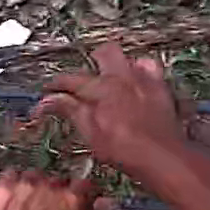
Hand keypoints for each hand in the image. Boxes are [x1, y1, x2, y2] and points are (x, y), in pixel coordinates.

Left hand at [0, 170, 97, 209]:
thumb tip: (102, 205)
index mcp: (72, 200)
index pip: (86, 186)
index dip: (83, 197)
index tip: (80, 205)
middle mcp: (49, 186)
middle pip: (60, 181)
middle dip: (58, 195)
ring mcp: (24, 186)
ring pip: (36, 177)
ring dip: (36, 188)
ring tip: (30, 209)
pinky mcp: (2, 189)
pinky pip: (12, 177)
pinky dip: (14, 185)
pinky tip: (13, 201)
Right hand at [37, 43, 188, 180]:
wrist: (161, 156)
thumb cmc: (125, 149)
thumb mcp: (89, 133)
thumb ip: (70, 110)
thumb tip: (48, 100)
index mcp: (102, 88)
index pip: (72, 79)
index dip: (57, 85)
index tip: (48, 91)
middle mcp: (125, 78)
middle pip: (105, 53)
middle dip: (91, 61)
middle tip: (83, 78)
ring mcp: (146, 80)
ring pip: (130, 58)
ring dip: (118, 65)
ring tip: (110, 79)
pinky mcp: (161, 89)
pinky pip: (151, 69)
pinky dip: (141, 72)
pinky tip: (136, 84)